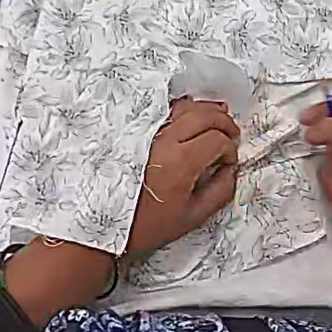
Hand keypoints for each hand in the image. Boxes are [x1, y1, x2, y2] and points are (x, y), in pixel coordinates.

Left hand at [2, 99, 240, 324]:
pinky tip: (190, 116)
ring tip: (217, 118)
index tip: (228, 162)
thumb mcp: (192, 217)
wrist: (100, 224)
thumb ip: (220, 191)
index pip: (218, 139)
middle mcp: (164, 139)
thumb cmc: (144, 225)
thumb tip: (231, 170)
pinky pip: (164, 108)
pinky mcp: (134, 130)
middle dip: (224, 123)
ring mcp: (147, 131)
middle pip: (205, 115)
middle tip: (231, 135)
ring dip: (206, 110)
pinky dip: (183, 108)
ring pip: (185, 106)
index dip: (230, 149)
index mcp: (181, 162)